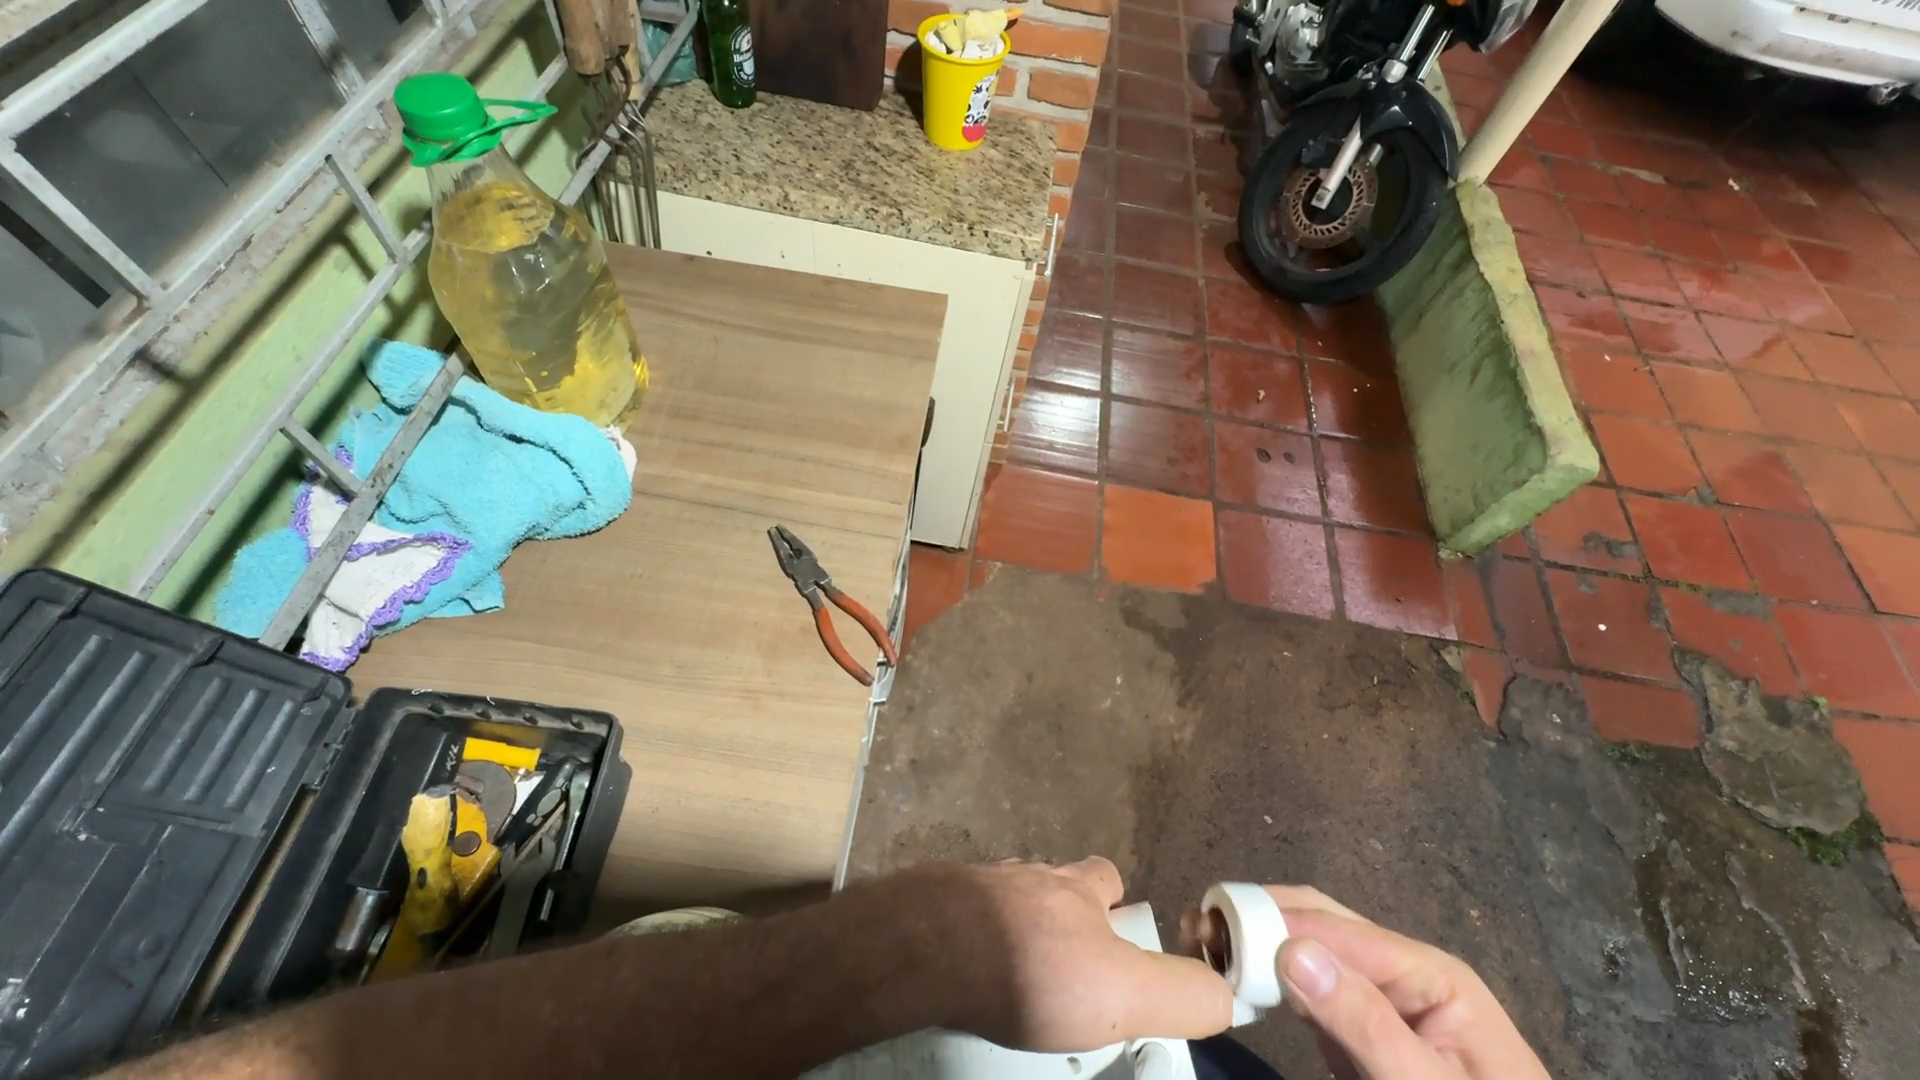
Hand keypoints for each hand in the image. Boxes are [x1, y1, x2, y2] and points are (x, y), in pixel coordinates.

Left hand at [924, 858, 1236, 1051]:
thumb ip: (1182, 994)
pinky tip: (968, 974)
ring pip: (1006, 901)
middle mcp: (1026, 877)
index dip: (1115, 905)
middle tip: (1062, 964)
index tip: (1114, 938)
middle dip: (1061, 914)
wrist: (929, 949)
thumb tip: (1223, 997)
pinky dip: (970, 941)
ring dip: (1014, 929)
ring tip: (1014, 976)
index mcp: (1074, 888)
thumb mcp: (1126, 991)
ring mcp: (976, 888)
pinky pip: (961, 919)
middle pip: (1051, 884)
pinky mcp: (934, 907)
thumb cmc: (1034, 967)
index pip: (1105, 878)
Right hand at [1188, 887, 1547, 1079]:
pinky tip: (1234, 973)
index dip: (1269, 923)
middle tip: (1195, 924)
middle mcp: (1400, 969)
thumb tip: (1291, 950)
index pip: (1335, 929)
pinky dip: (1268, 973)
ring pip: (1307, 946)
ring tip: (1200, 940)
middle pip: (1319, 919)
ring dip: (1255, 938)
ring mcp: (1380, 995)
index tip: (1209, 930)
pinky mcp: (1363, 1023)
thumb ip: (1366, 1024)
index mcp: (1427, 971)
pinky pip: (1309, 984)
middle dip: (1256, 913)